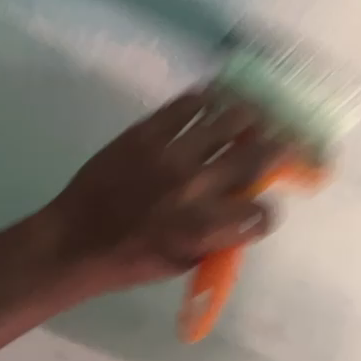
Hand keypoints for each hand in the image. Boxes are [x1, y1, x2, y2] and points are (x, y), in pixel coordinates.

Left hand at [36, 86, 284, 293]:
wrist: (73, 239)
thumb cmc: (127, 260)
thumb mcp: (179, 262)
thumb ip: (216, 237)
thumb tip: (242, 210)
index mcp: (203, 227)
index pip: (259, 213)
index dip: (268, 211)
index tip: (266, 204)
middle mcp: (194, 187)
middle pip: (254, 157)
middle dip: (279, 148)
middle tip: (288, 138)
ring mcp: (170, 155)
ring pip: (227, 122)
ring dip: (249, 116)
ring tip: (257, 111)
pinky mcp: (146, 133)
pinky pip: (186, 107)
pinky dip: (205, 100)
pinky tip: (214, 98)